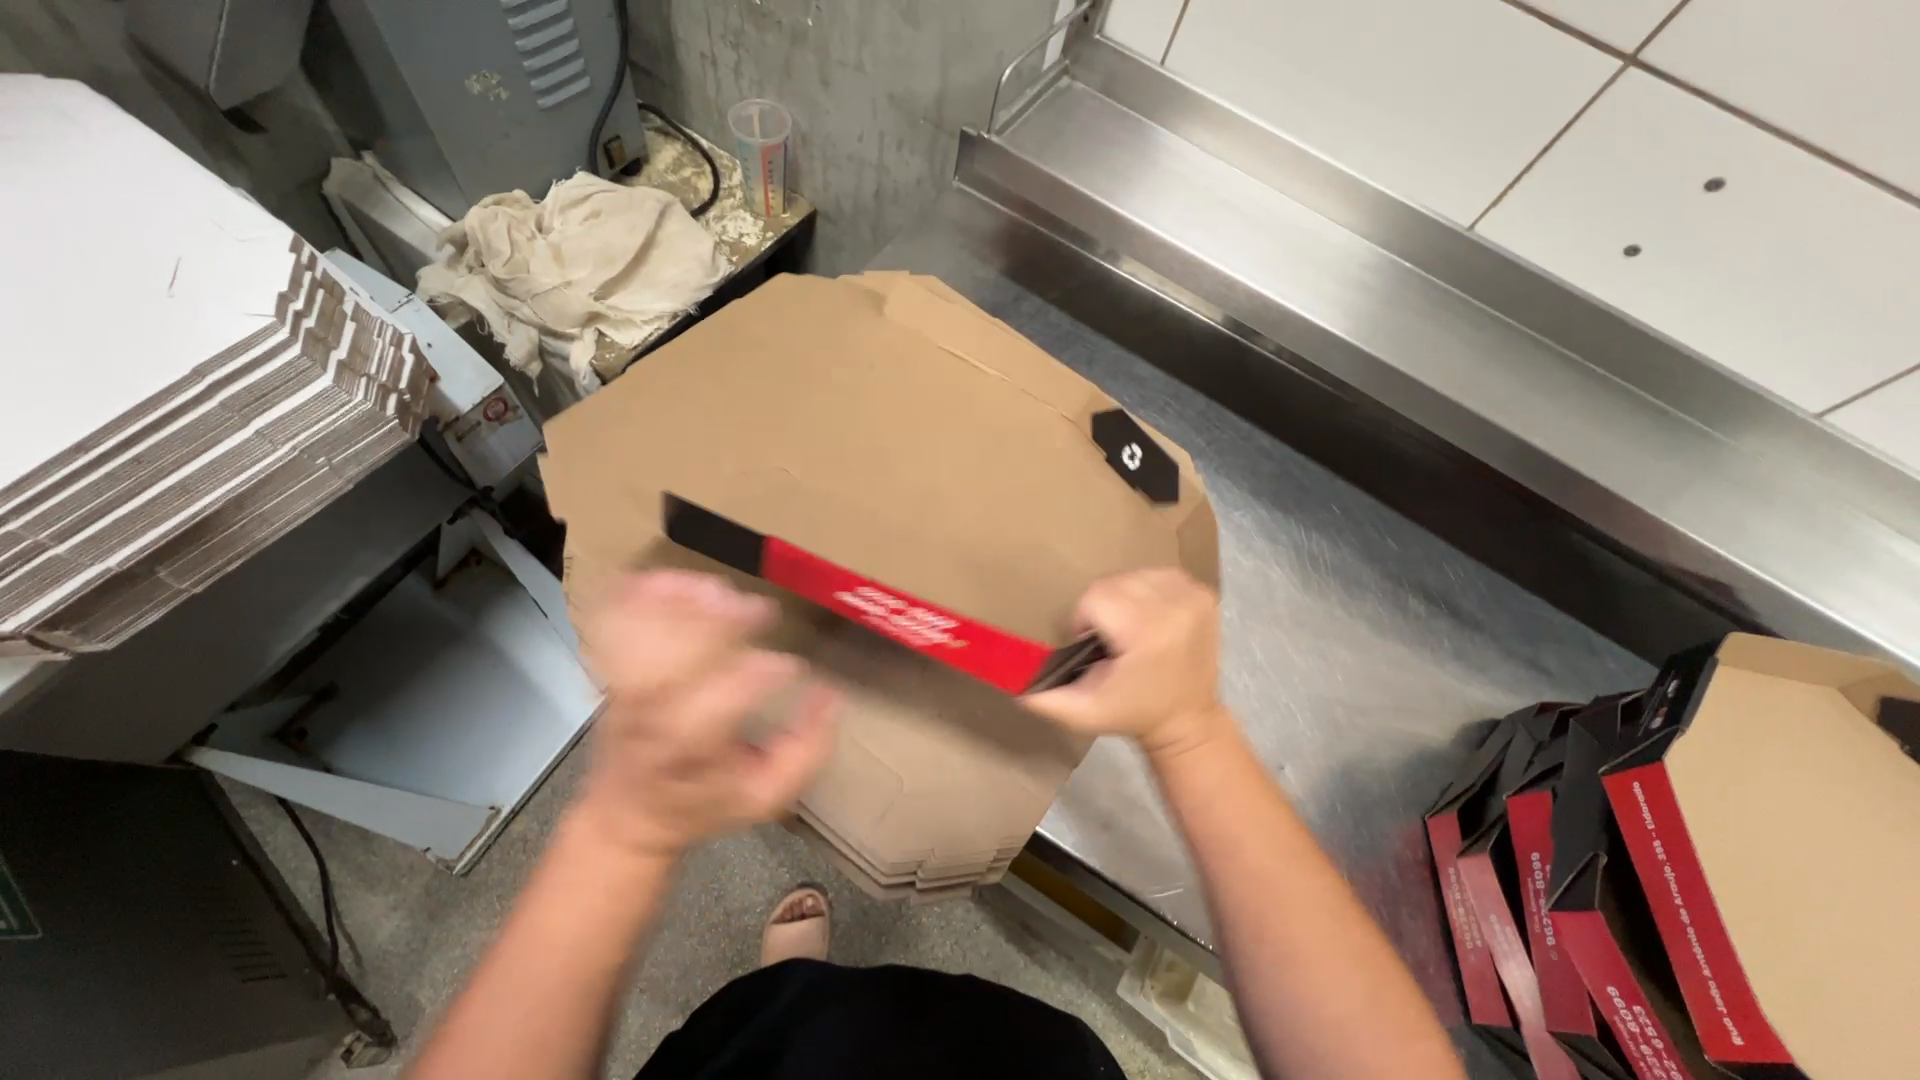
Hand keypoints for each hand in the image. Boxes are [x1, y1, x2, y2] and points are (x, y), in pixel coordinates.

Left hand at [574, 571, 837, 858]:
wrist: (627, 815)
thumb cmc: (704, 804)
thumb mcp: (767, 796)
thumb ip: (806, 750)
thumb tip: (830, 694)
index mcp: (692, 750)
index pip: (722, 702)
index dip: (763, 672)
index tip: (793, 666)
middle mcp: (650, 716)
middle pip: (673, 657)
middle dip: (720, 622)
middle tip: (761, 609)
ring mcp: (622, 690)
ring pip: (640, 632)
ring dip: (682, 602)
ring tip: (721, 590)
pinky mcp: (609, 671)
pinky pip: (614, 621)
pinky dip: (641, 593)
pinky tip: (681, 581)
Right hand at [1023, 568, 1233, 760]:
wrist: (1188, 720)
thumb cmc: (1133, 714)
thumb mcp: (1082, 713)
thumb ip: (1043, 698)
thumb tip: (1011, 679)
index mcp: (1147, 633)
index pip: (1096, 597)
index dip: (1085, 620)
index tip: (1092, 646)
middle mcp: (1175, 608)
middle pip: (1113, 582)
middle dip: (1103, 608)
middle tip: (1110, 641)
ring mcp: (1193, 597)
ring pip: (1134, 574)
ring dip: (1124, 597)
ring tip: (1129, 630)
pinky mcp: (1204, 594)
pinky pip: (1158, 575)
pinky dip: (1146, 592)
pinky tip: (1148, 619)